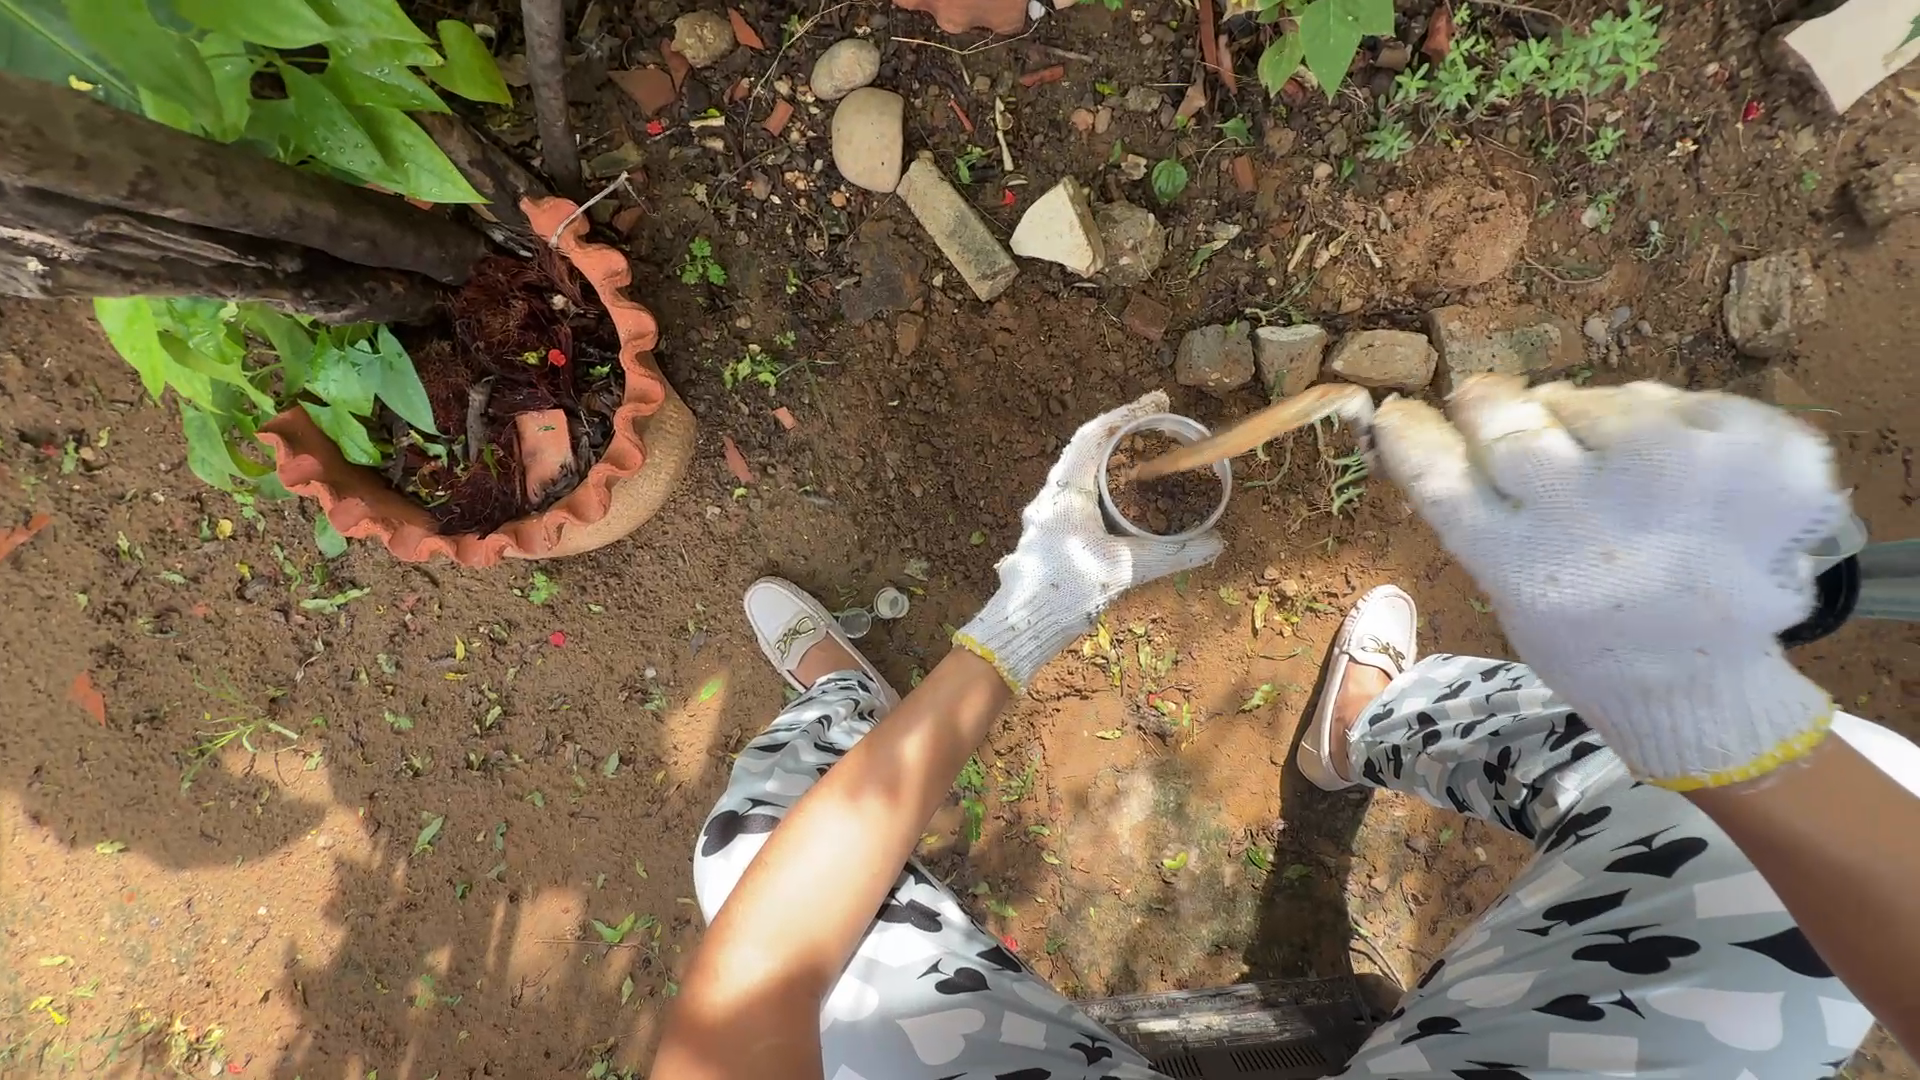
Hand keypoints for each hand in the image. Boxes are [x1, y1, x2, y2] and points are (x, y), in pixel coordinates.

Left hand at [955, 391, 1223, 691]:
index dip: (1127, 414)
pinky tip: (1127, 505)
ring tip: (1148, 462)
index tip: (1158, 402)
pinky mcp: (1051, 536)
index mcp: (1065, 491)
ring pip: (1083, 475)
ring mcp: (1048, 516)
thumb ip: (1172, 554)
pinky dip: (1106, 490)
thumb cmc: (1065, 590)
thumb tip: (1218, 544)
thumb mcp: (1124, 569)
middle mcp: (1052, 496)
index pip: (1094, 434)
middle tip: (1159, 430)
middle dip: (1124, 436)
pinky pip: (1080, 497)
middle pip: (1088, 450)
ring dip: (1113, 464)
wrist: (1021, 627)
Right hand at [1372, 374, 1844, 789]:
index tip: (1395, 413)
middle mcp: (1587, 508)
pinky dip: (1662, 422)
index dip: (1409, 432)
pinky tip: (1673, 473)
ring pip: (1593, 399)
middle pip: (1505, 416)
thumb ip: (1477, 511)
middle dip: (1487, 404)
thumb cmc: (1578, 634)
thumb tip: (1447, 428)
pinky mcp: (1761, 451)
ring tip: (1606, 466)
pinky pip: (1676, 400)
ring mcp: (1682, 473)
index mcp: (1513, 555)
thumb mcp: (1501, 583)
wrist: (1703, 679)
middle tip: (1488, 406)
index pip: (1435, 468)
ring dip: (1581, 417)